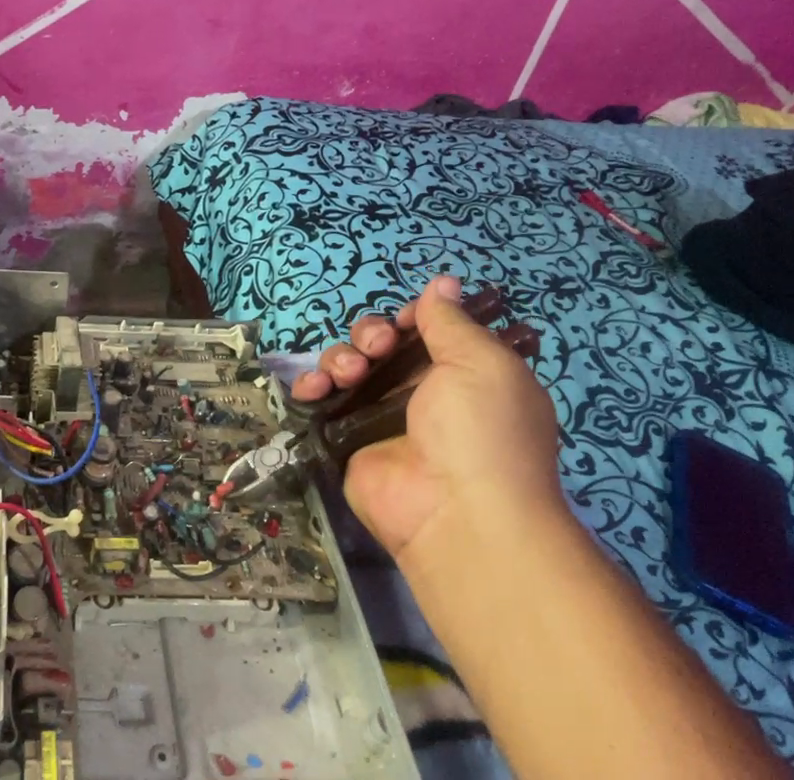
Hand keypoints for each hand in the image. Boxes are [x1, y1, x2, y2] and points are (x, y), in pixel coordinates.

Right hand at [291, 277, 563, 561]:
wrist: (455, 512)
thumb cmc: (481, 430)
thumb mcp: (482, 362)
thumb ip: (451, 321)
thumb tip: (443, 282)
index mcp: (464, 373)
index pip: (427, 329)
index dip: (411, 317)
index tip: (407, 320)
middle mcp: (422, 392)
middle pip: (381, 343)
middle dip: (372, 335)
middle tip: (376, 350)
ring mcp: (381, 416)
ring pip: (348, 366)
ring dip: (342, 358)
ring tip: (350, 374)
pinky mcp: (346, 439)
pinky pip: (321, 401)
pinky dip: (311, 387)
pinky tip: (313, 389)